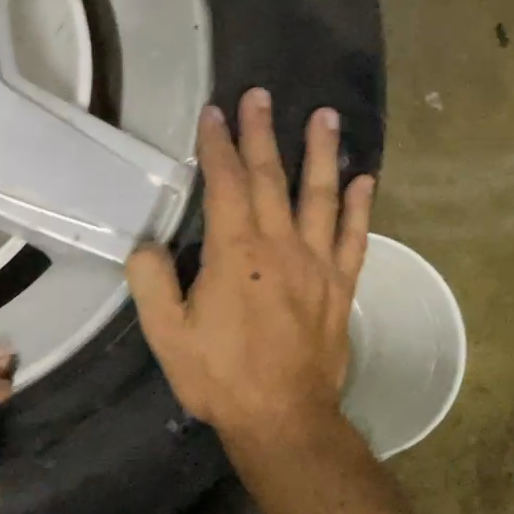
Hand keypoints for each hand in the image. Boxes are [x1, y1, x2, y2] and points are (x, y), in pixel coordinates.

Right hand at [127, 88, 374, 446]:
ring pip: (320, 196)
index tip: (214, 113)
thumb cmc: (219, 375)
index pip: (226, 184)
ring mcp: (317, 265)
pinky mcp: (340, 287)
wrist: (283, 418)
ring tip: (324, 115)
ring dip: (321, 153)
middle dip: (262, 133)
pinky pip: (354, 237)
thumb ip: (151, 281)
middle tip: (260, 95)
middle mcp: (280, 247)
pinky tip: (365, 178)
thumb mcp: (165, 333)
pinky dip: (360, 205)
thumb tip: (148, 243)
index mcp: (236, 254)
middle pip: (272, 178)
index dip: (218, 146)